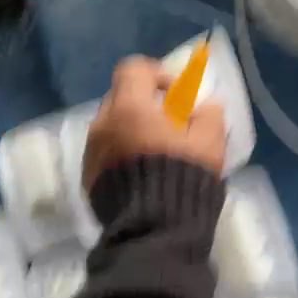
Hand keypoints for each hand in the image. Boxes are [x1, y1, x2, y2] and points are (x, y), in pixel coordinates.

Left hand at [82, 56, 226, 188]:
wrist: (153, 229)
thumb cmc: (183, 179)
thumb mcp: (209, 146)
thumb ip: (210, 118)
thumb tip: (209, 105)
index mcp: (131, 107)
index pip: (134, 69)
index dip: (156, 74)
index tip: (175, 92)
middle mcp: (104, 123)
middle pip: (119, 97)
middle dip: (142, 104)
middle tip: (167, 125)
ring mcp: (91, 151)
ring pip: (109, 127)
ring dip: (129, 131)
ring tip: (154, 153)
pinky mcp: (88, 177)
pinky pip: (103, 154)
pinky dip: (119, 155)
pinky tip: (140, 176)